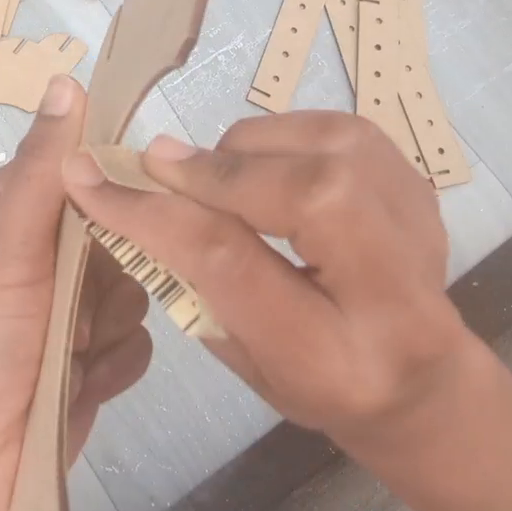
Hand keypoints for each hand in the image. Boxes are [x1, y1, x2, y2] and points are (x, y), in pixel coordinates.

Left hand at [0, 74, 151, 510]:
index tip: (136, 196)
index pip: (80, 167)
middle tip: (74, 295)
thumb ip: (46, 167)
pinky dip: (111, 364)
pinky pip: (135, 343)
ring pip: (135, 288)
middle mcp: (41, 250)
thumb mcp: (6, 241)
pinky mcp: (88, 359)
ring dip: (104, 323)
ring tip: (67, 346)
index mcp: (11, 208)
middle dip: (108, 269)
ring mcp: (65, 308)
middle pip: (120, 230)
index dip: (111, 179)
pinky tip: (79, 377)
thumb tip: (66, 79)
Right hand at [63, 111, 469, 446]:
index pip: (229, 259)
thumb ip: (191, 276)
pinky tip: (270, 166)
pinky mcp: (419, 187)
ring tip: (223, 179)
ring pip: (324, 146)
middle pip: (305, 191)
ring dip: (249, 151)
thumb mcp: (240, 355)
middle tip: (160, 165)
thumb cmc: (314, 381)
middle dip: (215, 169)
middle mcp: (391, 291)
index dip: (150, 211)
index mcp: (328, 354)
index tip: (90, 178)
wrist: (422, 380)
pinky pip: (338, 129)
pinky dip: (285, 136)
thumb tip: (139, 186)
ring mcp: (419, 229)